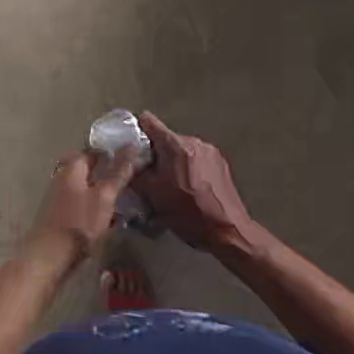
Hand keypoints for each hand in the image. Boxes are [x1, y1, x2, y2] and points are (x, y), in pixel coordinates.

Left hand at [26, 149, 137, 267]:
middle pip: (87, 167)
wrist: (52, 252)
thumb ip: (117, 173)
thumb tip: (131, 146)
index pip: (92, 151)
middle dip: (107, 171)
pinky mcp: (60, 211)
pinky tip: (108, 215)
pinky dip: (95, 203)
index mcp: (72, 168)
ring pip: (84, 184)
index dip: (110, 152)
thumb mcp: (104, 196)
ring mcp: (59, 194)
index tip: (131, 157)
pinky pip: (81, 200)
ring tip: (123, 197)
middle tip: (130, 179)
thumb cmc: (80, 222)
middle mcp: (62, 176)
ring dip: (101, 188)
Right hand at [131, 112, 260, 252]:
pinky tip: (189, 186)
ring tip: (171, 182)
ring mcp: (210, 152)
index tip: (130, 144)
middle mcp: (194, 142)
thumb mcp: (150, 193)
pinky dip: (187, 166)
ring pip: (181, 148)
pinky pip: (195, 157)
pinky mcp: (221, 164)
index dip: (136, 129)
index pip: (148, 121)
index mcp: (175, 145)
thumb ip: (133, 171)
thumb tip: (125, 161)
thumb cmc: (186, 212)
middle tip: (150, 172)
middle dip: (156, 152)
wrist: (228, 232)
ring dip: (172, 160)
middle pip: (165, 138)